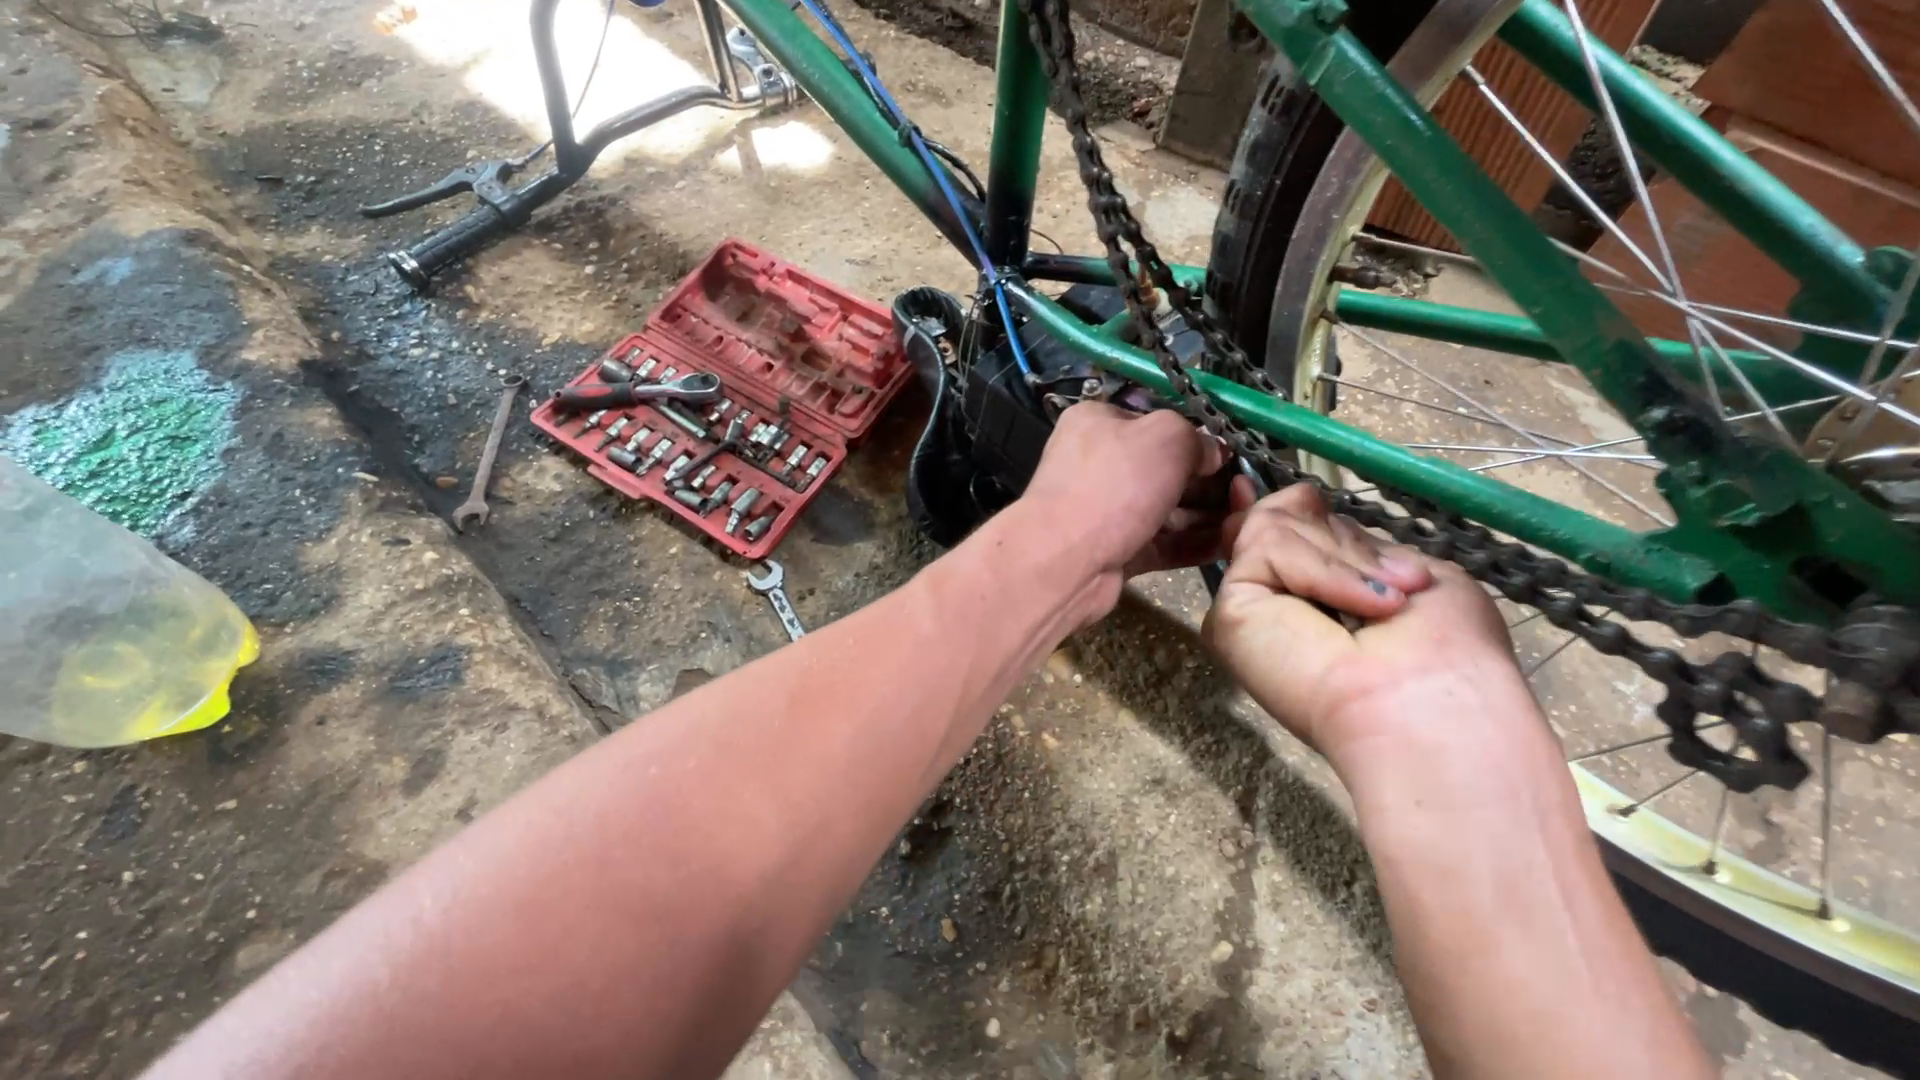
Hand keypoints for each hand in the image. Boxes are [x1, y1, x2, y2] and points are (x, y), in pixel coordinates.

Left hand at [1017, 403, 1227, 612]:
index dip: (1195, 436)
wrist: (1064, 559)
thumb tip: (1214, 453)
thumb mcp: (1165, 438)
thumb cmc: (1114, 484)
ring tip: (1246, 518)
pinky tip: (1228, 543)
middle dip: (1210, 480)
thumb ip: (1197, 439)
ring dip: (1209, 513)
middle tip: (1246, 490)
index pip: (1155, 421)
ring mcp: (1108, 510)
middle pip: (1167, 469)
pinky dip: (1195, 542)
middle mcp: (1101, 464)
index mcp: (1099, 422)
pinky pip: (1164, 542)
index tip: (1230, 452)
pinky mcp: (1117, 550)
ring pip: (1169, 508)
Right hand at [1202, 483, 1521, 760]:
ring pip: (1270, 525)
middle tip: (1394, 590)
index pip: (1286, 529)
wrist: (1427, 706)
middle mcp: (1277, 599)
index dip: (1288, 507)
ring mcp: (1249, 606)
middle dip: (1341, 540)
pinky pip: (1268, 548)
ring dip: (1341, 558)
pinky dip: (1324, 569)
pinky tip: (1368, 607)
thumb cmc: (1444, 652)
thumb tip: (1296, 498)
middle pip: (1282, 518)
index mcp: (1316, 594)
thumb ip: (1344, 541)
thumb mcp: (1403, 568)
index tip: (1305, 496)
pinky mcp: (1229, 612)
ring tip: (1385, 605)